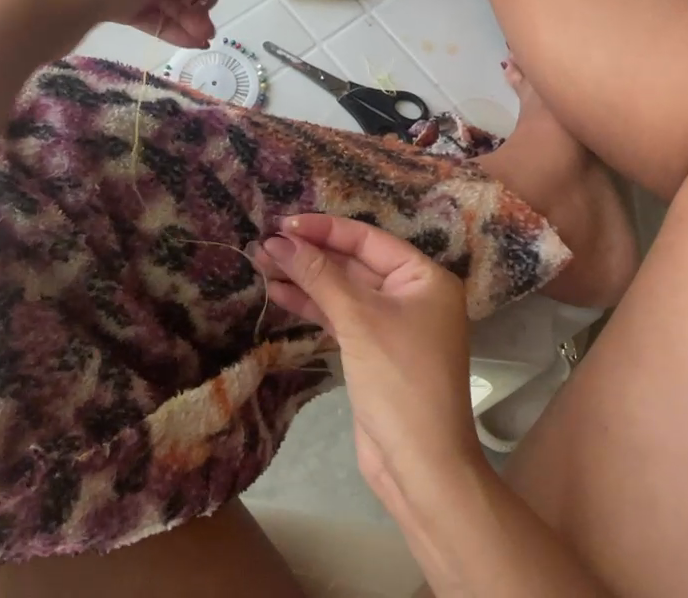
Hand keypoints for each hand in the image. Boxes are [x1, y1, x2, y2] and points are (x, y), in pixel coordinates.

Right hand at [249, 215, 482, 510]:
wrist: (420, 464)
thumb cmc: (399, 381)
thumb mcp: (358, 320)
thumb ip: (319, 275)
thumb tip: (280, 240)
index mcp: (425, 278)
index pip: (368, 239)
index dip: (324, 229)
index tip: (282, 224)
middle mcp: (413, 295)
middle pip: (354, 263)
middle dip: (310, 254)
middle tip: (264, 245)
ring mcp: (393, 324)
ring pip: (343, 290)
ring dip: (305, 279)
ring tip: (262, 264)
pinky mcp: (374, 351)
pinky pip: (341, 316)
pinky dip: (312, 306)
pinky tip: (279, 294)